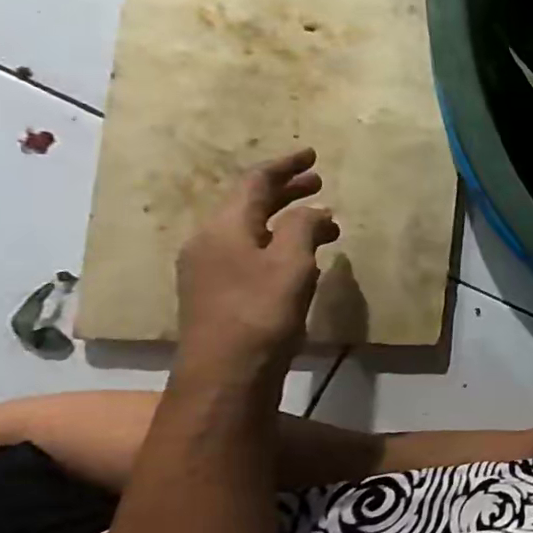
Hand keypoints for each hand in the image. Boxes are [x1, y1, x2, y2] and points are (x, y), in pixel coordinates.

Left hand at [175, 147, 340, 366]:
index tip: (312, 154)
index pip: (254, 182)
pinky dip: (278, 246)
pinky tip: (301, 261)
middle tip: (319, 183)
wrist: (224, 377)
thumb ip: (303, 228)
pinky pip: (250, 254)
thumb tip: (314, 210)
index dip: (285, 166)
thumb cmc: (261, 313)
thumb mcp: (292, 264)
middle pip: (250, 205)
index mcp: (224, 227)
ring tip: (324, 226)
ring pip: (252, 232)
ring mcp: (209, 270)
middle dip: (286, 191)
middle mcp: (209, 242)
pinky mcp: (217, 294)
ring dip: (287, 223)